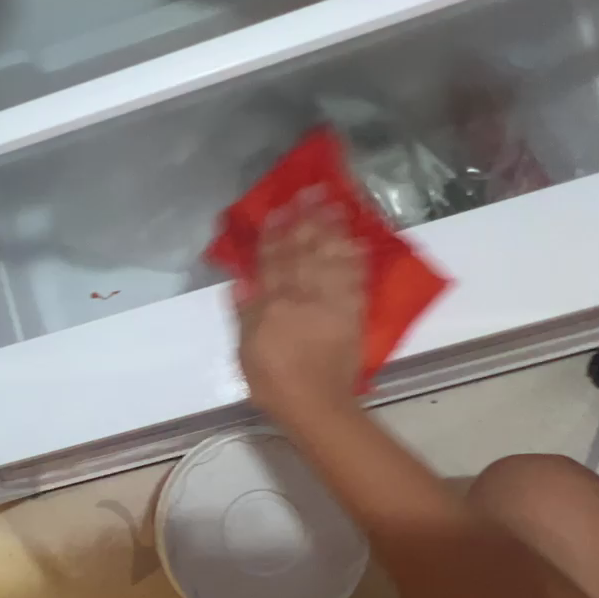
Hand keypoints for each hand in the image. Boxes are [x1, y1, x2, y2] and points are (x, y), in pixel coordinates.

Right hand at [235, 193, 366, 425]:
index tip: (277, 208)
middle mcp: (303, 296)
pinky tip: (357, 239)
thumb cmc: (273, 383)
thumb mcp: (246, 352)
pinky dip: (356, 257)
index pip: (272, 262)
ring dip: (332, 229)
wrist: (316, 406)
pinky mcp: (353, 314)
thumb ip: (245, 315)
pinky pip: (355, 278)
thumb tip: (241, 282)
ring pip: (331, 257)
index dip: (274, 234)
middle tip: (310, 191)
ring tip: (333, 203)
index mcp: (273, 306)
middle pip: (303, 251)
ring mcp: (331, 303)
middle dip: (305, 220)